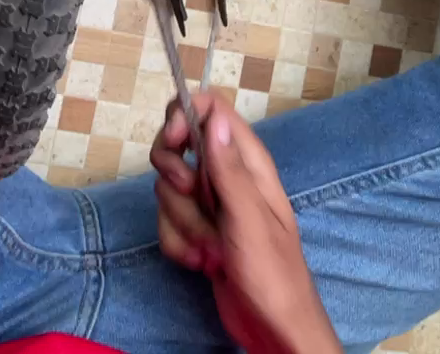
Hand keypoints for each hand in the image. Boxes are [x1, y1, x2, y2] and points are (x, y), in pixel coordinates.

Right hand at [150, 93, 340, 353]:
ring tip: (211, 248)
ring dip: (182, 222)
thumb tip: (214, 117)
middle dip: (176, 177)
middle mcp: (226, 174)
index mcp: (247, 160)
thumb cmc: (272, 275)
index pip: (210, 108)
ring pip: (168, 187)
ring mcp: (209, 203)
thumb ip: (230, 169)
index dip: (184, 116)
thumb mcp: (250, 220)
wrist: (272, 331)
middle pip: (177, 144)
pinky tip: (200, 263)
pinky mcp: (196, 229)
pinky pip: (167, 220)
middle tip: (195, 200)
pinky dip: (177, 243)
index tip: (174, 142)